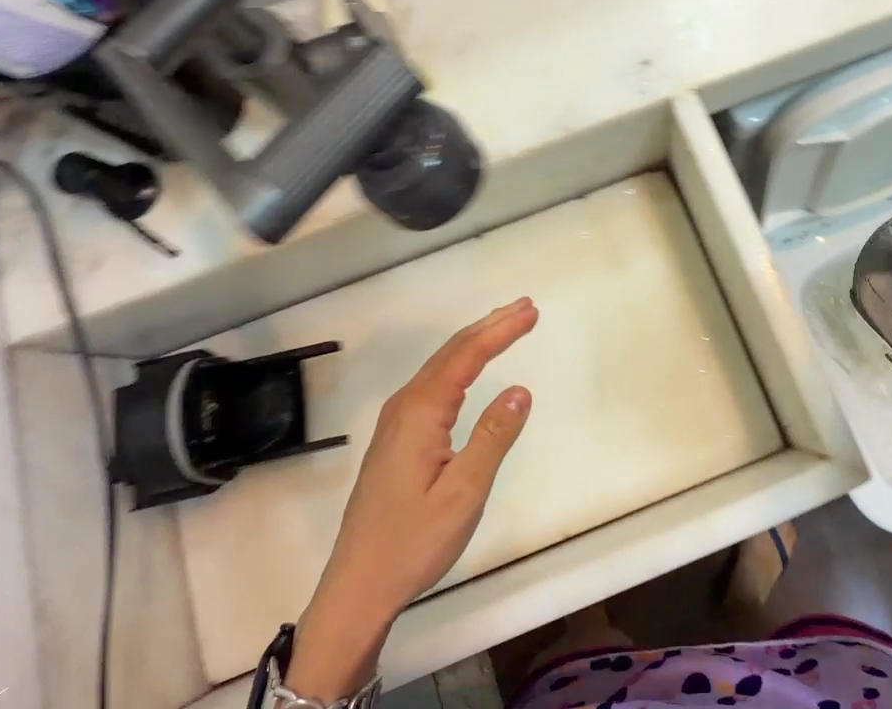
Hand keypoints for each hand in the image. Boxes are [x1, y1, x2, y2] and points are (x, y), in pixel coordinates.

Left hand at [286, 298, 539, 697]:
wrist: (359, 584)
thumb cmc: (414, 541)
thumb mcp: (464, 492)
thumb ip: (493, 437)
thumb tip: (520, 389)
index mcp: (421, 413)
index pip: (466, 356)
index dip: (500, 331)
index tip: (532, 312)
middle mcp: (404, 407)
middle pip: (451, 353)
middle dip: (489, 327)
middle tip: (525, 307)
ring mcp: (395, 422)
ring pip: (440, 367)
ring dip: (474, 343)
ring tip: (506, 326)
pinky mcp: (396, 438)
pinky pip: (432, 385)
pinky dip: (459, 365)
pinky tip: (469, 369)